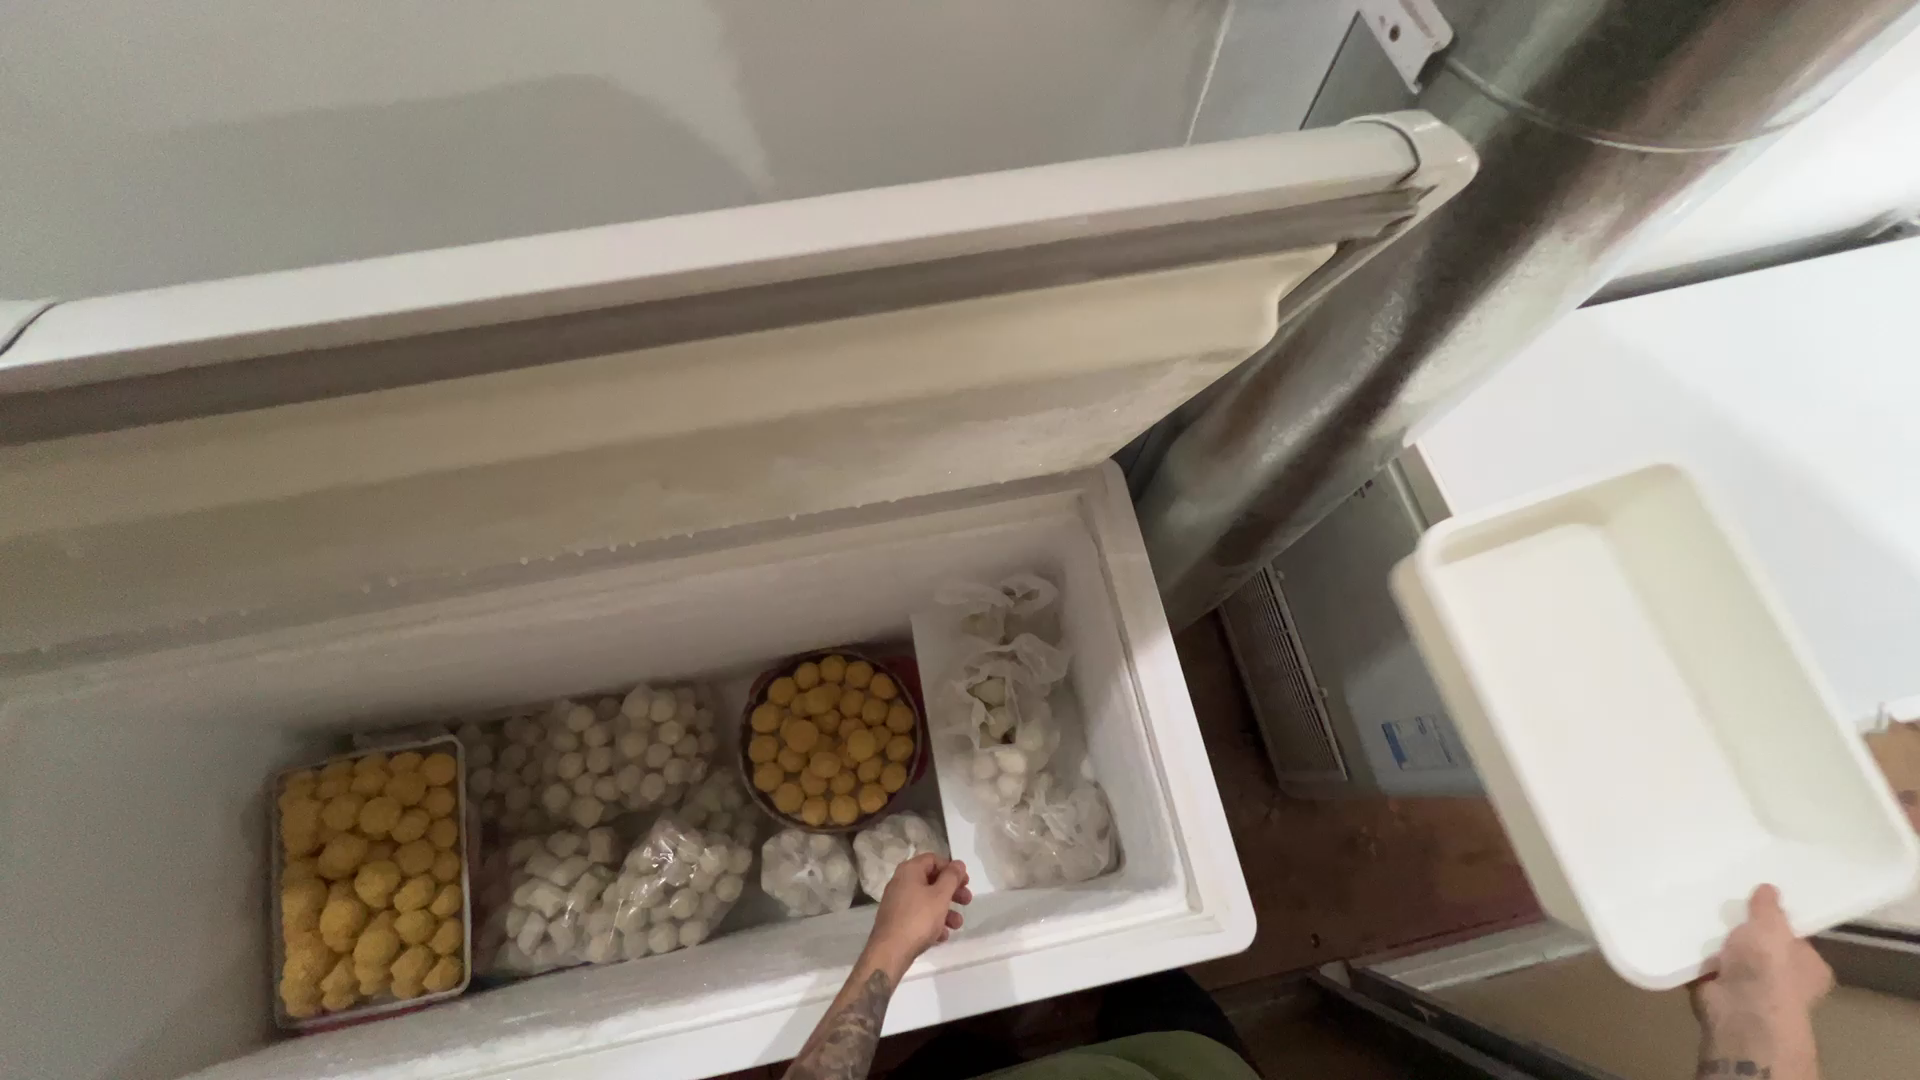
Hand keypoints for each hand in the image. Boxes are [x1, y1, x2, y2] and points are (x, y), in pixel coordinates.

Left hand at [866, 854, 971, 971]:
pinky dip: (932, 922)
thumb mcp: (940, 896)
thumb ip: (952, 877)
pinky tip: (942, 936)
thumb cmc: (918, 919)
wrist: (890, 952)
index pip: (934, 860)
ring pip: (926, 900)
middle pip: (931, 880)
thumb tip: (958, 863)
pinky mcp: (896, 921)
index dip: (951, 868)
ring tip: (957, 925)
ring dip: (945, 910)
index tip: (965, 882)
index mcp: (910, 870)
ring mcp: (897, 902)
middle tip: (967, 901)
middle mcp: (901, 882)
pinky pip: (918, 916)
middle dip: (952, 891)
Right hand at [1690, 885, 1831, 1077]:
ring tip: (1684, 905)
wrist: (1739, 1009)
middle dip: (1733, 924)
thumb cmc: (1767, 970)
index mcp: (1807, 965)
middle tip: (1711, 898)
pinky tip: (1672, 926)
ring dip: (1707, 935)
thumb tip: (1770, 888)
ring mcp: (1747, 981)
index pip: (1791, 935)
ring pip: (1725, 949)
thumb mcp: (1771, 931)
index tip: (1747, 896)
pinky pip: (1700, 958)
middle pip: (1755, 941)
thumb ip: (1768, 910)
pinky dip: (1688, 948)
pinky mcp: (1716, 984)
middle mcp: (1782, 975)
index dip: (1772, 917)